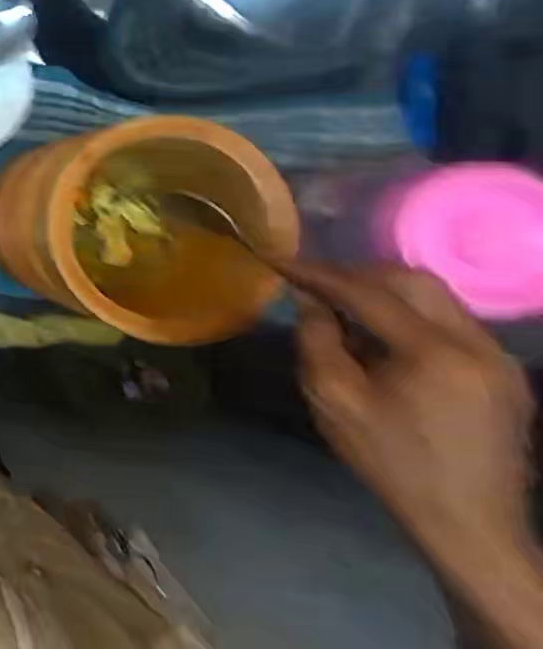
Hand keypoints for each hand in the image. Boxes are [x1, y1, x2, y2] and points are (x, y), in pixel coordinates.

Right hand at [294, 264, 536, 563]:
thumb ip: (317, 338)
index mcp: (436, 354)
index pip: (367, 293)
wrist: (466, 517)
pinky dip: (405, 311)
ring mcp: (499, 361)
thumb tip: (308, 299)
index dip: (316, 272)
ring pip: (436, 299)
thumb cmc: (387, 455)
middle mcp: (479, 348)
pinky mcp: (502, 374)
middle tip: (308, 277)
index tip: (275, 260)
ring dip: (381, 290)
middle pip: (413, 283)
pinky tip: (374, 328)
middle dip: (354, 272)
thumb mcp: (332, 395)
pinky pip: (449, 322)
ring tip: (335, 299)